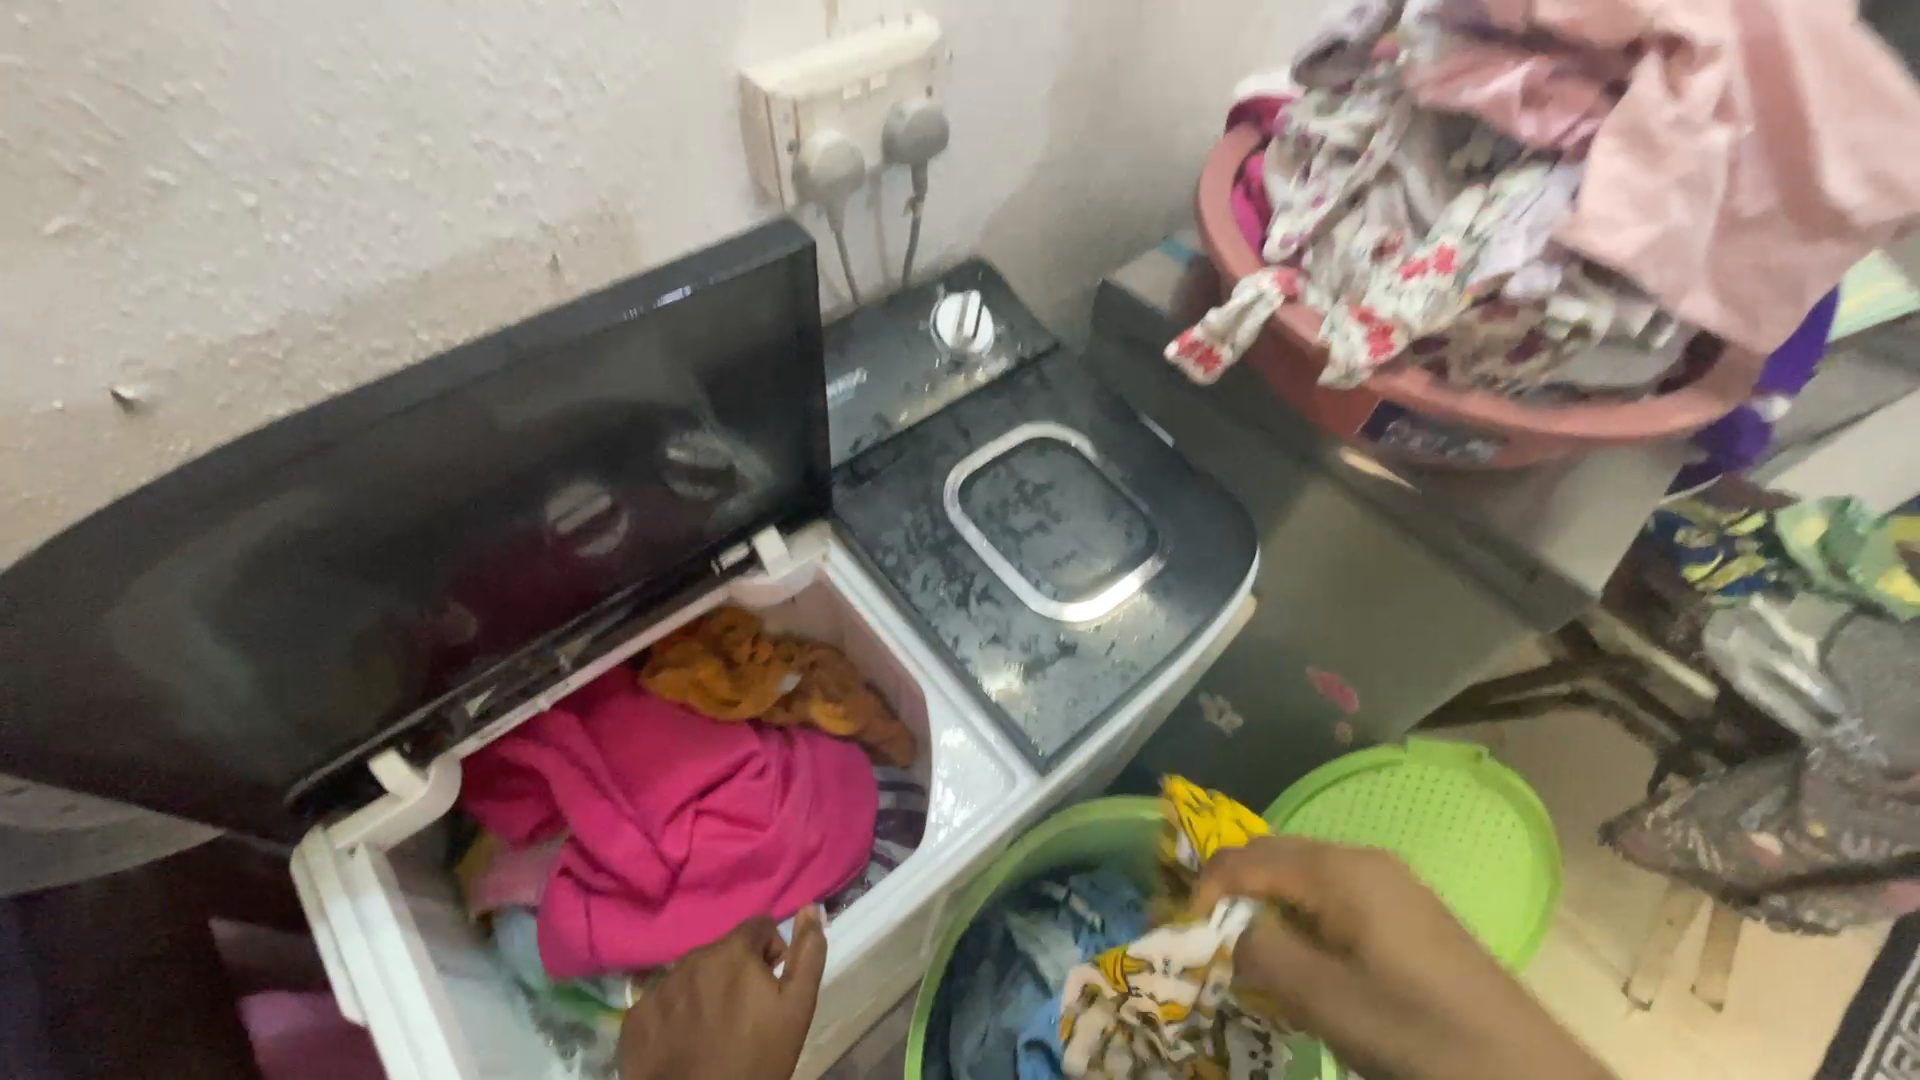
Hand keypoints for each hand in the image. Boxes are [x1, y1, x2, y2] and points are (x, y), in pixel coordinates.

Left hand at [616, 907, 827, 1079]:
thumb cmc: (754, 1061)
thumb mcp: (796, 1009)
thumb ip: (808, 954)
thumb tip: (810, 908)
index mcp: (733, 951)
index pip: (760, 928)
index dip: (771, 954)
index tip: (772, 987)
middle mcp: (693, 957)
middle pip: (724, 952)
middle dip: (737, 973)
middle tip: (744, 1016)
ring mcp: (659, 988)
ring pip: (692, 975)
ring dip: (706, 990)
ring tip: (713, 1031)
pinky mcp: (635, 1018)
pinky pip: (662, 1001)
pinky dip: (675, 1014)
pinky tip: (682, 1044)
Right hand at [1194, 837, 1612, 1079]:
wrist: (1534, 1076)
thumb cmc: (1422, 1034)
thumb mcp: (1328, 1001)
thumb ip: (1261, 953)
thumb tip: (1223, 930)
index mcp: (1340, 870)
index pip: (1247, 857)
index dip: (1207, 887)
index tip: (1186, 931)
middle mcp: (1362, 859)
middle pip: (1273, 856)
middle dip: (1234, 891)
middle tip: (1212, 940)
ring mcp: (1389, 882)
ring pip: (1302, 875)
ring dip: (1267, 905)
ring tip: (1253, 952)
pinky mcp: (1407, 910)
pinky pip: (1332, 895)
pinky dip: (1301, 916)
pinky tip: (1306, 958)